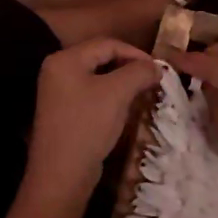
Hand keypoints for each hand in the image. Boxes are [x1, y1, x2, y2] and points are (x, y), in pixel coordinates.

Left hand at [26, 38, 159, 201]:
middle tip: (154, 79)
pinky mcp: (65, 111)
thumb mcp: (118, 93)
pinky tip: (127, 107)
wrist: (62, 173)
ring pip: (99, 77)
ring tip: (145, 92)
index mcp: (66, 59)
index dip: (136, 53)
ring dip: (124, 82)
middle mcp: (58, 70)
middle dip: (131, 67)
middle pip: (102, 58)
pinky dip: (113, 96)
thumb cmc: (88, 125)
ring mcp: (59, 92)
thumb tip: (157, 67)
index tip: (159, 68)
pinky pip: (93, 94)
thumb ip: (139, 72)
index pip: (107, 44)